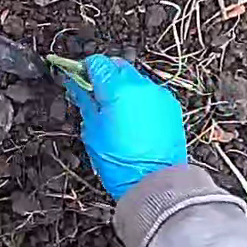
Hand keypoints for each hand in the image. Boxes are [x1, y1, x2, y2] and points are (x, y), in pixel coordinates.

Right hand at [65, 55, 187, 198]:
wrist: (155, 184)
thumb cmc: (121, 163)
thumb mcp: (92, 131)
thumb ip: (85, 101)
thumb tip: (76, 85)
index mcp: (118, 89)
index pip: (97, 63)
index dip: (84, 69)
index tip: (78, 78)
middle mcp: (141, 86)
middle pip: (117, 66)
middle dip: (104, 76)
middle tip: (94, 95)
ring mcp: (158, 95)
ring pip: (134, 79)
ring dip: (122, 87)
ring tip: (115, 112)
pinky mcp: (170, 106)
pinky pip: (149, 93)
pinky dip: (139, 99)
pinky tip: (133, 119)